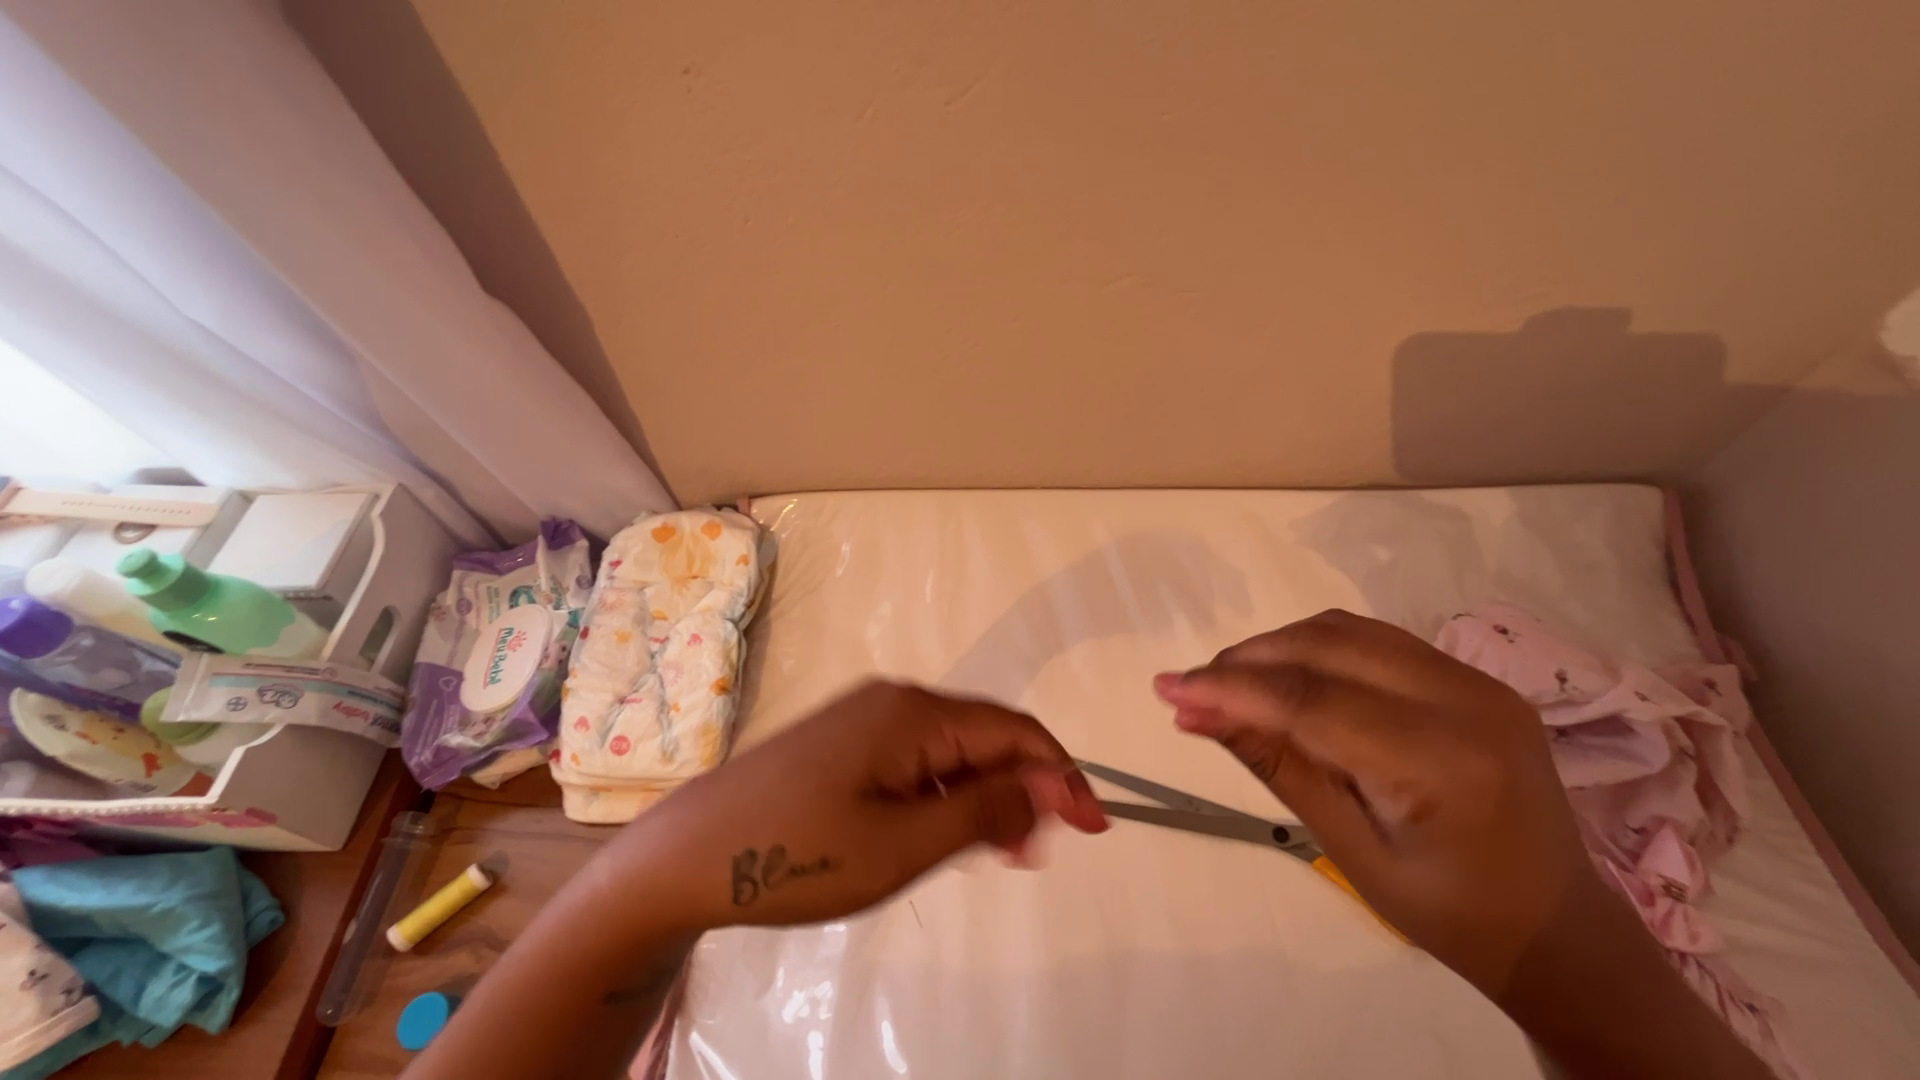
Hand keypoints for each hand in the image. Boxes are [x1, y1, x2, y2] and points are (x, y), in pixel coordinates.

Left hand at [618, 680, 1108, 932]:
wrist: (688, 855)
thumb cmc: (797, 854)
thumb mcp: (902, 844)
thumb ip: (984, 811)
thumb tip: (1045, 787)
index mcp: (914, 713)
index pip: (1014, 732)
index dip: (1061, 776)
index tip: (1094, 827)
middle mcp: (894, 701)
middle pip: (983, 737)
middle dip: (1021, 789)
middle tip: (1033, 856)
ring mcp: (864, 720)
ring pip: (950, 752)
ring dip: (983, 796)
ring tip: (992, 854)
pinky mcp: (844, 743)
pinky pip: (916, 761)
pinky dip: (943, 796)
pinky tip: (938, 833)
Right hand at [1154, 609, 1599, 996]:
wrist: (1555, 925)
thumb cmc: (1447, 912)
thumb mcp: (1346, 846)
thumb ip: (1273, 763)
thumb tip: (1192, 712)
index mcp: (1440, 764)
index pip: (1311, 700)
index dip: (1230, 687)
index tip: (1166, 687)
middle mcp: (1467, 702)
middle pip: (1328, 647)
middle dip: (1249, 659)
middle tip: (1193, 688)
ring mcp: (1478, 681)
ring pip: (1349, 631)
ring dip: (1280, 647)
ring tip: (1233, 683)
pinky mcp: (1475, 677)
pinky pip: (1378, 641)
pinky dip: (1319, 650)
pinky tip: (1288, 678)